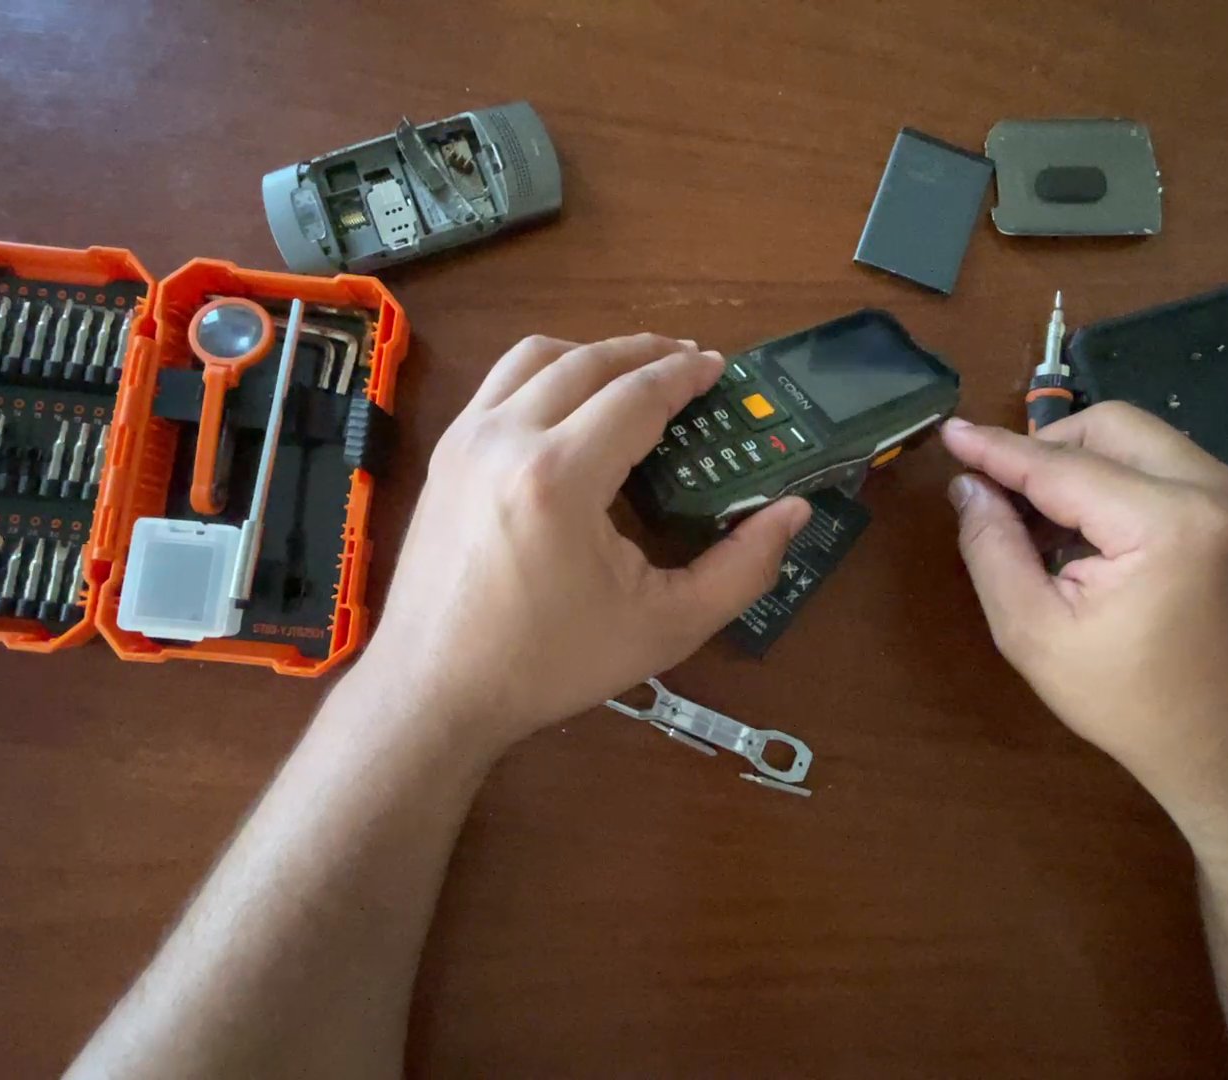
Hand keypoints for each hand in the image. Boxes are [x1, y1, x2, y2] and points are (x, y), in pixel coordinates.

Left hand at [358, 333, 809, 749]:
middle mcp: (506, 438)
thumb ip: (740, 569)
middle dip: (646, 351)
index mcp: (561, 477)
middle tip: (689, 361)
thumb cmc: (550, 663)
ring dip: (592, 352)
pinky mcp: (444, 454)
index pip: (636, 395)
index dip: (685, 375)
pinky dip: (544, 372)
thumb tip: (791, 511)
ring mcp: (464, 440)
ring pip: (534, 357)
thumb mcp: (664, 626)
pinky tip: (568, 404)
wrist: (435, 689)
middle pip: (588, 361)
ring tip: (632, 371)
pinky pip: (499, 383)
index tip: (719, 369)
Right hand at [941, 403, 1227, 833]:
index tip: (950, 432)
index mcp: (1169, 522)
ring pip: (1144, 443)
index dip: (995, 449)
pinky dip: (1119, 485)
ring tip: (1045, 528)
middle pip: (1112, 427)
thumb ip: (992, 550)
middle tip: (1002, 496)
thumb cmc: (1136, 707)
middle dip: (1045, 447)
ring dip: (1083, 466)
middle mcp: (1222, 491)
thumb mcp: (1035, 635)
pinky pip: (1172, 471)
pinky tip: (1094, 540)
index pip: (1059, 464)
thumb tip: (969, 488)